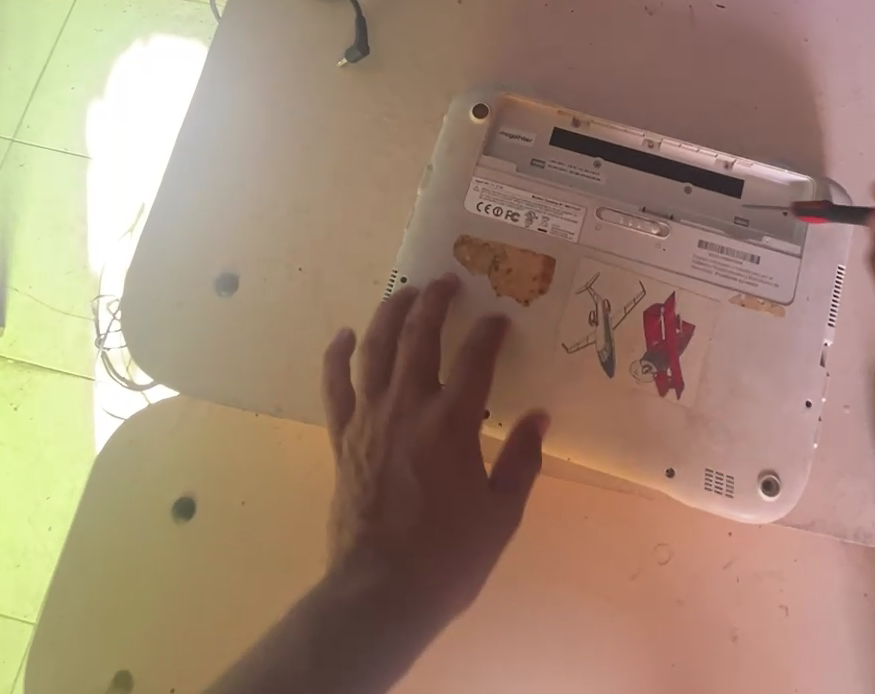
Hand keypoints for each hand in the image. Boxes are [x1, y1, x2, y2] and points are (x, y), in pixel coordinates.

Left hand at [319, 273, 548, 626]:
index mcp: (452, 423)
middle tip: (446, 281)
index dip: (489, 331)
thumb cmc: (449, 556)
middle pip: (419, 337)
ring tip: (403, 292)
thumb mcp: (502, 513)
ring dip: (389, 314)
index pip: (475, 358)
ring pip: (374, 349)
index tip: (498, 318)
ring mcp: (370, 419)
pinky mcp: (344, 438)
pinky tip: (343, 335)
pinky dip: (336, 357)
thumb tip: (539, 417)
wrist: (381, 593)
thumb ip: (523, 460)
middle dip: (435, 302)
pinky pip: (335, 387)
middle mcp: (408, 407)